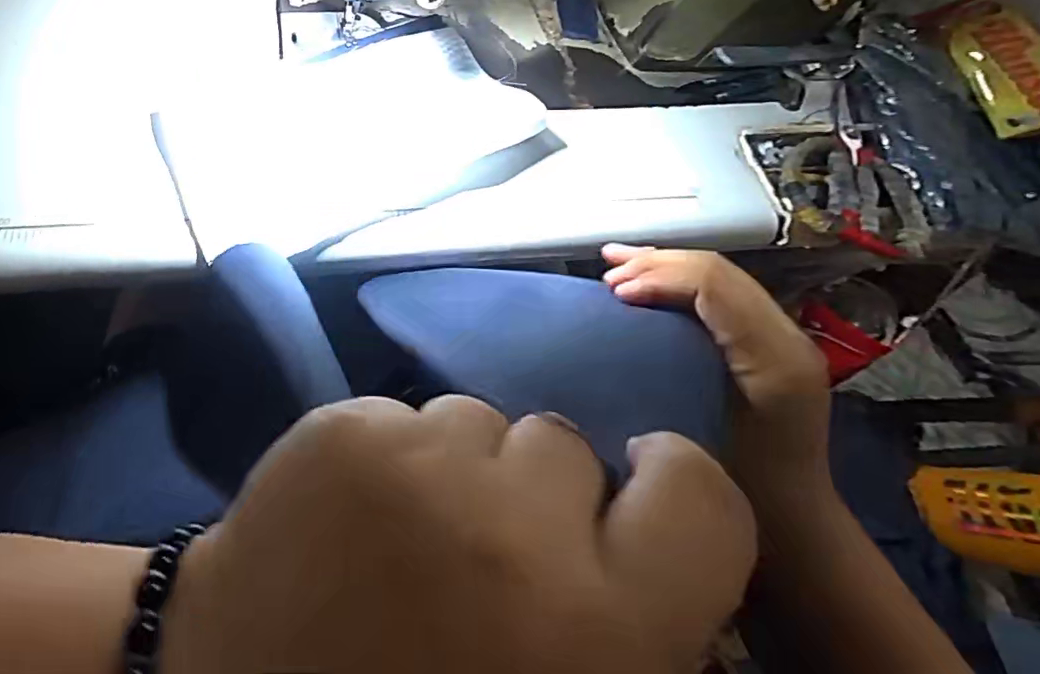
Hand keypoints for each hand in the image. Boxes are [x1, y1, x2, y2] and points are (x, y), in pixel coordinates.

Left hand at [161, 396, 754, 673]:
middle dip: (532, 486)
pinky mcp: (338, 430)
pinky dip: (387, 451)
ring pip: (474, 416)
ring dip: (455, 464)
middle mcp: (513, 529)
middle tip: (484, 546)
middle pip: (560, 440)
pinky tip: (349, 512)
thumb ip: (622, 620)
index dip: (670, 481)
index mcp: (598, 627)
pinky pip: (398, 412)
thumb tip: (642, 548)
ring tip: (406, 530)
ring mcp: (415, 464)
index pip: (700, 497)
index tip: (635, 483)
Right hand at [601, 245, 831, 500]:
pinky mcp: (766, 334)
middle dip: (655, 264)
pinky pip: (719, 289)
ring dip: (662, 264)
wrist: (787, 516)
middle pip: (715, 269)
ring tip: (614, 264)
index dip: (659, 277)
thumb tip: (620, 320)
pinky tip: (642, 270)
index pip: (714, 286)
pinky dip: (677, 276)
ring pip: (716, 272)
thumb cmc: (736, 485)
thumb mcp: (694, 432)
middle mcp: (786, 334)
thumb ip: (669, 374)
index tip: (615, 293)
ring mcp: (780, 331)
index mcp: (775, 358)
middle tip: (608, 279)